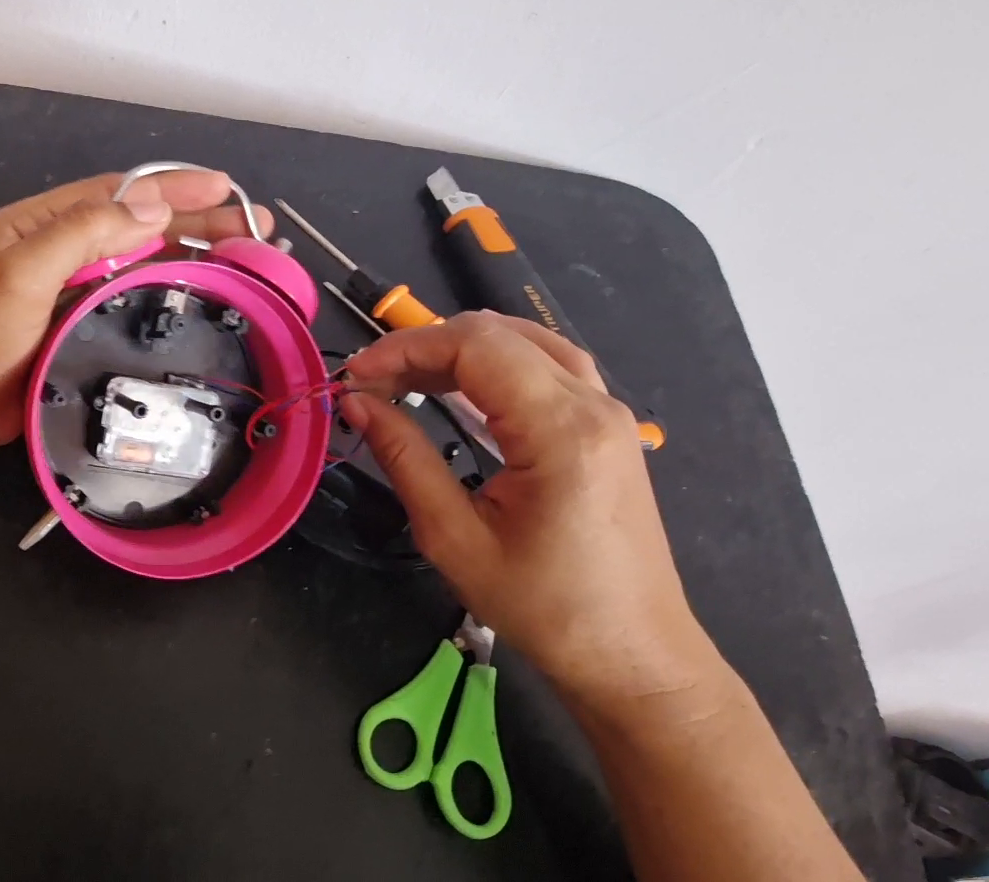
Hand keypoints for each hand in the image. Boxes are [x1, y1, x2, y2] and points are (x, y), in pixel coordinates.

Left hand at [0, 169, 270, 459]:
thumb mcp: (23, 272)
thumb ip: (84, 233)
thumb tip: (153, 207)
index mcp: (37, 224)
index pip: (115, 194)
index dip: (171, 188)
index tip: (223, 189)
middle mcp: (57, 249)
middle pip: (136, 226)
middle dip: (193, 223)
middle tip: (253, 226)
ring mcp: (70, 290)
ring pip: (140, 260)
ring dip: (190, 255)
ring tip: (244, 256)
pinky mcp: (80, 325)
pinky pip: (133, 297)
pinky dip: (170, 290)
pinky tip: (204, 293)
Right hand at [339, 312, 722, 713]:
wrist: (634, 655)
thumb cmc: (543, 605)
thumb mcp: (453, 536)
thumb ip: (403, 457)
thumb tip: (356, 403)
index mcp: (560, 429)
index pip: (474, 345)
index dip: (404, 349)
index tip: (355, 379)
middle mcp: (592, 405)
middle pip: (497, 333)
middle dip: (422, 346)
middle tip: (371, 383)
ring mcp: (607, 413)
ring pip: (525, 341)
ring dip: (458, 349)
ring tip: (404, 380)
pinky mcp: (606, 428)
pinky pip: (546, 366)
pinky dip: (492, 364)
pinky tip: (457, 389)